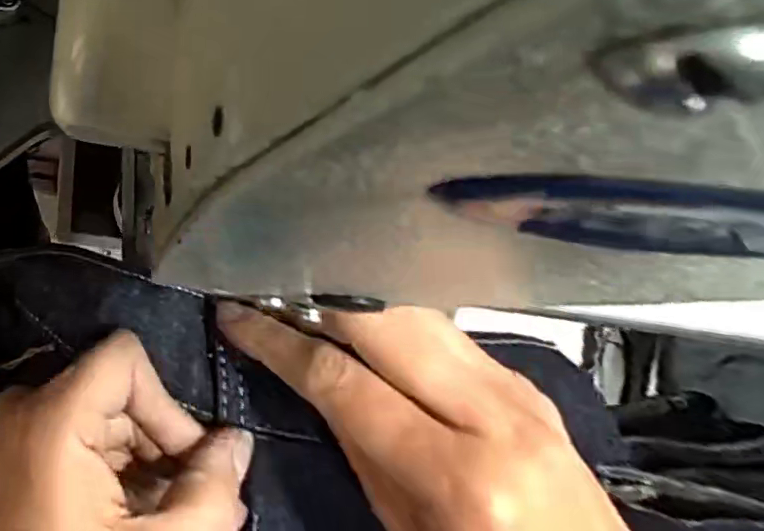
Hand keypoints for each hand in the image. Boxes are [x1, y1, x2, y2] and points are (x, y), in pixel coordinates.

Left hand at [0, 330, 254, 530]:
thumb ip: (211, 489)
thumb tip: (239, 442)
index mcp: (53, 412)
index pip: (127, 357)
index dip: (168, 407)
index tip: (191, 465)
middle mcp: (28, 403)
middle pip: (120, 390)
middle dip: (164, 444)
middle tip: (197, 499)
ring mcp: (19, 427)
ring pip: (107, 414)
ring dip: (147, 462)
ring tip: (173, 513)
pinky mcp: (19, 453)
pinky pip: (83, 435)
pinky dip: (118, 469)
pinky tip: (138, 514)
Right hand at [217, 303, 624, 530]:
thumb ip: (359, 447)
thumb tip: (307, 371)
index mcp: (462, 479)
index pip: (341, 379)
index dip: (277, 341)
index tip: (238, 316)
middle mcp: (496, 417)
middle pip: (380, 319)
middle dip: (312, 293)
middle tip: (265, 286)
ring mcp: (518, 391)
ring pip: (412, 309)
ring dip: (350, 294)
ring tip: (303, 290)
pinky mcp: (525, 381)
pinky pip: (443, 330)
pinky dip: (391, 315)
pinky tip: (361, 315)